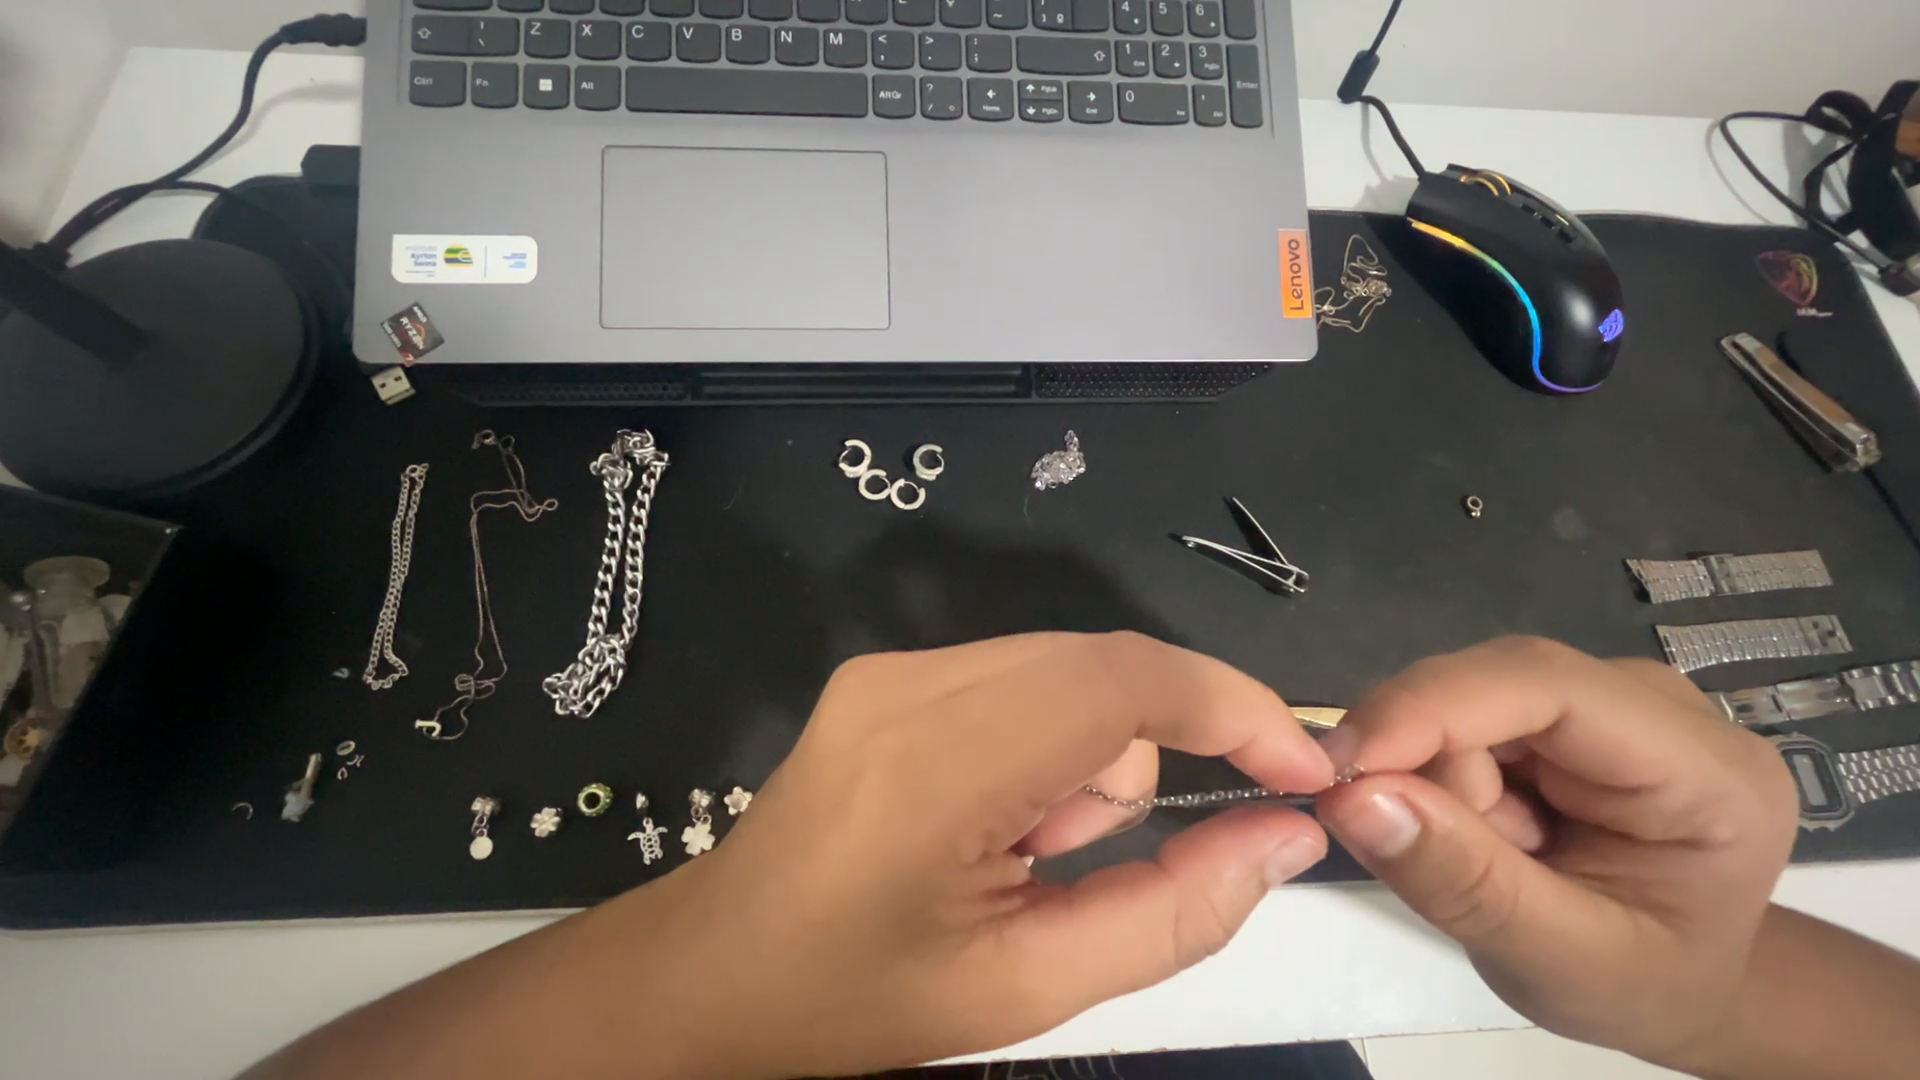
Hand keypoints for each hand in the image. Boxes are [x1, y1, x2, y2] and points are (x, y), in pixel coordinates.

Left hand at [660, 631, 1333, 1076]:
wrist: (715, 967)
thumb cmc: (859, 997)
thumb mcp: (1026, 985)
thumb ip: (1170, 914)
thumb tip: (1281, 837)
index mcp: (935, 765)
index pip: (1116, 681)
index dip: (1227, 706)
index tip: (1298, 767)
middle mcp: (910, 682)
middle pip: (1099, 664)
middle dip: (1142, 751)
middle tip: (1073, 855)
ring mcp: (891, 666)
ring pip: (1064, 669)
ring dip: (1083, 754)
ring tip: (1017, 846)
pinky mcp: (885, 670)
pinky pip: (1017, 676)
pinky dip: (1041, 738)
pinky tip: (987, 810)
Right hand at [1313, 637, 1799, 1073]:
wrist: (1665, 985)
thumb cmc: (1636, 984)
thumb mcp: (1557, 962)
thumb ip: (1463, 883)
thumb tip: (1350, 798)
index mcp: (1703, 771)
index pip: (1546, 687)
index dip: (1430, 708)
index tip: (1342, 767)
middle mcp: (1652, 706)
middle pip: (1488, 682)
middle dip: (1424, 758)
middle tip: (1408, 839)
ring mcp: (1596, 696)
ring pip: (1456, 693)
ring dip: (1424, 769)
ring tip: (1463, 848)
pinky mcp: (1547, 706)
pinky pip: (1448, 709)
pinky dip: (1426, 766)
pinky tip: (1464, 819)